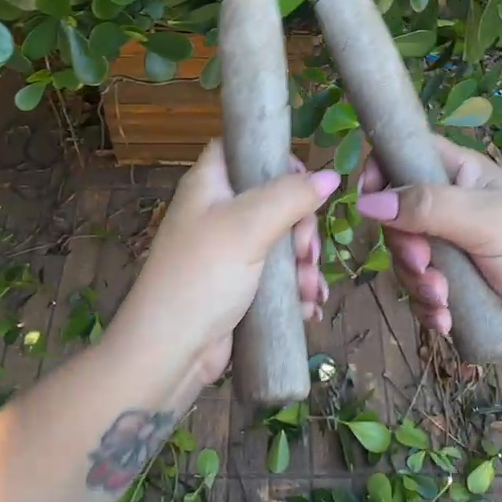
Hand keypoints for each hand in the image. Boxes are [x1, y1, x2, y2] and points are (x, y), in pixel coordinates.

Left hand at [111, 140, 339, 385]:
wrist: (170, 352)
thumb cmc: (202, 276)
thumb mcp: (248, 226)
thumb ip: (291, 197)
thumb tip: (331, 175)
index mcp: (210, 184)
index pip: (243, 148)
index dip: (275, 157)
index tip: (305, 181)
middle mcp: (217, 211)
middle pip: (274, 197)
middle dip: (302, 225)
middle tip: (307, 251)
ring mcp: (228, 250)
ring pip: (281, 240)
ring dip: (304, 262)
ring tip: (310, 288)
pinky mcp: (238, 285)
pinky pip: (277, 276)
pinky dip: (295, 287)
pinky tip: (308, 306)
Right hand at [357, 136, 501, 353]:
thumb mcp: (483, 220)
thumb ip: (426, 206)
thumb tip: (364, 202)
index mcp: (456, 172)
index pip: (402, 154)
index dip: (378, 172)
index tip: (368, 202)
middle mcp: (445, 203)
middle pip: (394, 213)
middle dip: (405, 246)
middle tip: (426, 265)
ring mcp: (445, 243)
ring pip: (403, 255)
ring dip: (417, 282)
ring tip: (444, 300)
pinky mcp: (448, 279)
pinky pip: (416, 288)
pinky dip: (426, 305)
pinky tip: (445, 319)